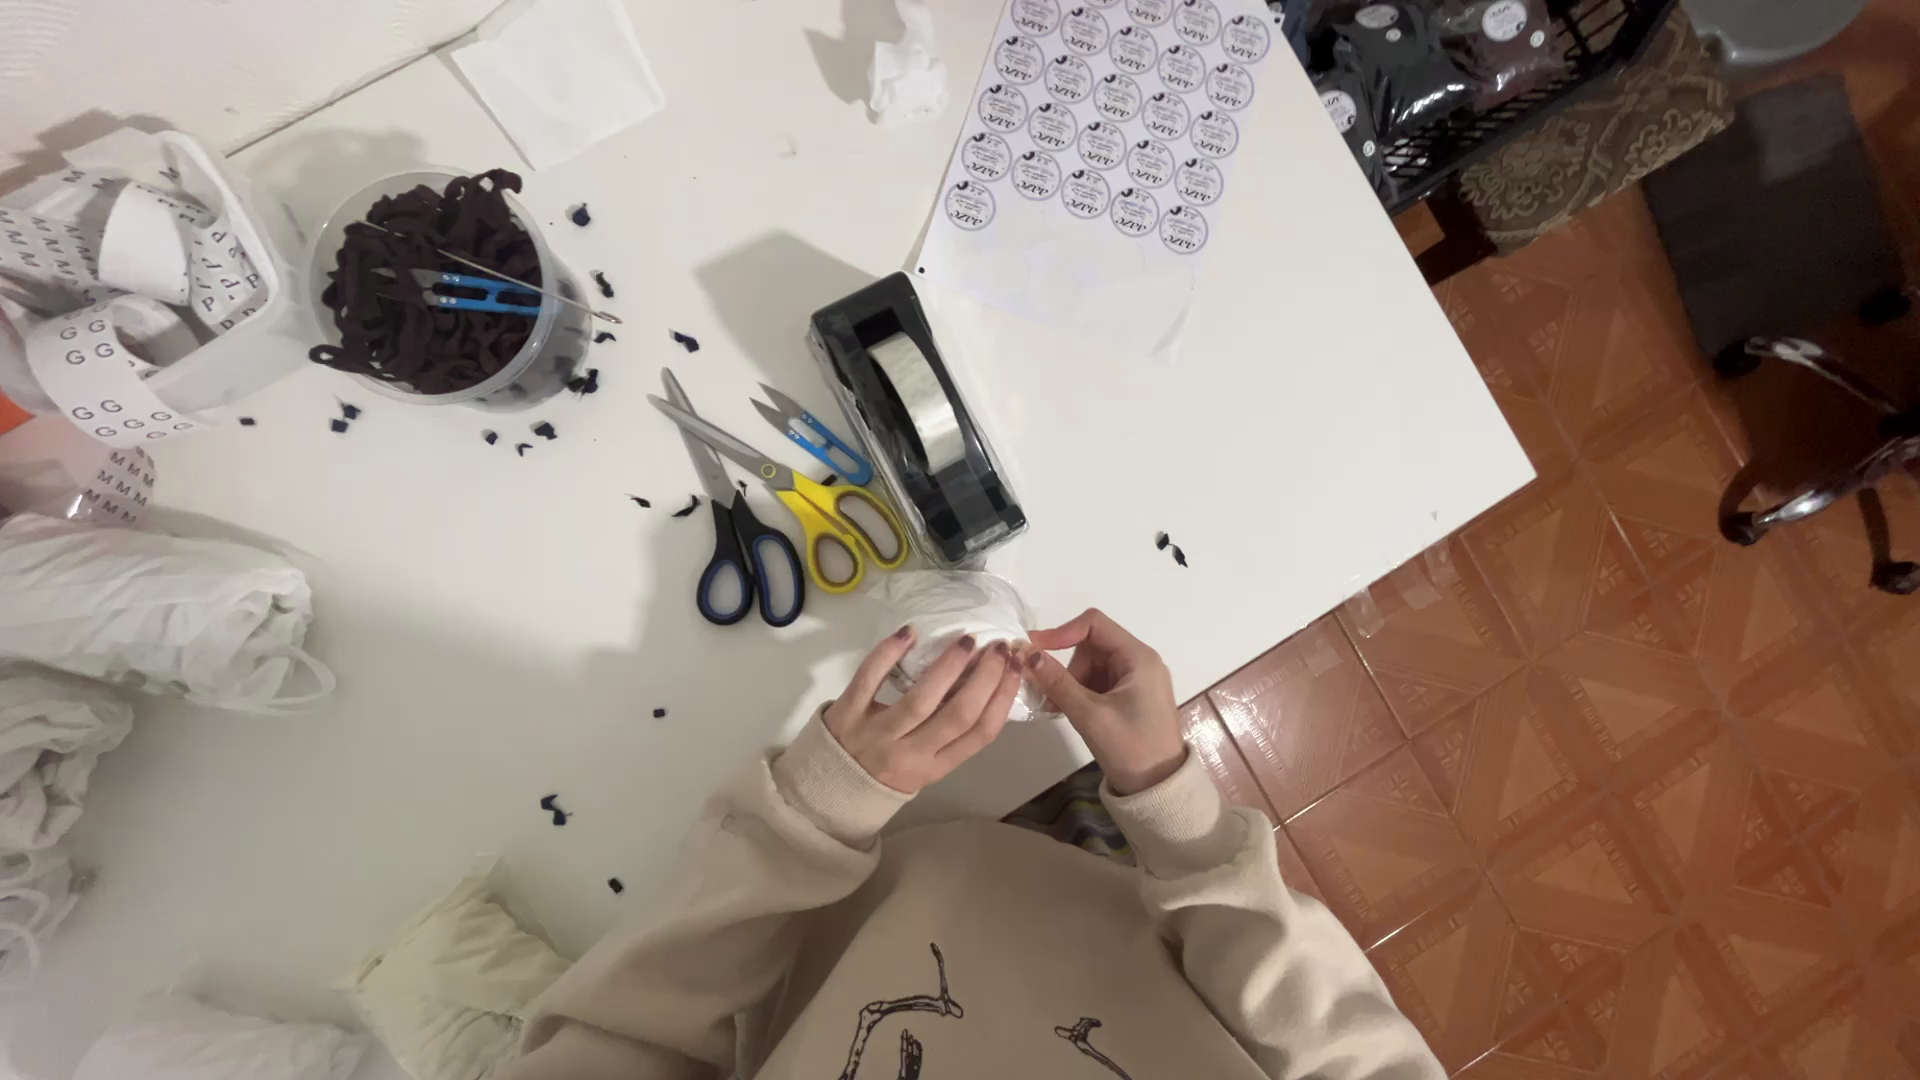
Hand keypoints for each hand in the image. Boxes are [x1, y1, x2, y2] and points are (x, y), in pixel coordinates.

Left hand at [824, 628, 1022, 793]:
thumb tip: (981, 683)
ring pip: (920, 699)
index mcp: (934, 768)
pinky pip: (870, 679)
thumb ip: (948, 735)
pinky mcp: (847, 714)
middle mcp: (908, 754)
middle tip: (998, 648)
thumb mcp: (924, 766)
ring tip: (966, 640)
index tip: (1016, 668)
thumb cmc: (885, 773)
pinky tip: (910, 633)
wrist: (826, 792)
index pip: (979, 734)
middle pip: (957, 714)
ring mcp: (876, 734)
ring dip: (948, 666)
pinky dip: (889, 653)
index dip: (1002, 697)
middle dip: (985, 677)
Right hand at [1024, 609, 1186, 795]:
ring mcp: (1135, 679)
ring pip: (1090, 665)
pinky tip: (1066, 711)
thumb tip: (1025, 653)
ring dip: (1070, 682)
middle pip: (1090, 645)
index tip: (1033, 651)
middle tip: (1050, 695)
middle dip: (1067, 667)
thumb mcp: (1090, 715)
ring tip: (1058, 709)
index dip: (1061, 632)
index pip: (1094, 624)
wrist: (1159, 791)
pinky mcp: (1129, 696)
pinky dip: (1079, 692)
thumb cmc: (1131, 750)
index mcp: (1138, 658)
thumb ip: (1057, 682)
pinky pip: (1096, 681)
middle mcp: (1139, 661)